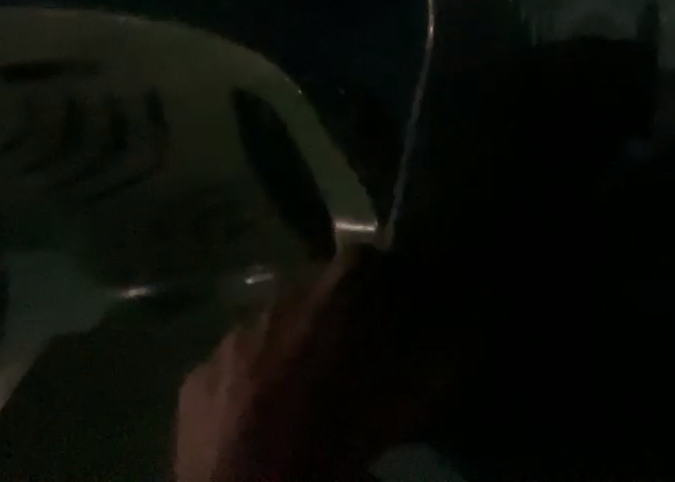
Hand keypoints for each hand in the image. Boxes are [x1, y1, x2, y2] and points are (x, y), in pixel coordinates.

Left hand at [174, 247, 458, 481]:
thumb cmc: (357, 416)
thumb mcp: (429, 368)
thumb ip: (457, 319)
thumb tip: (477, 288)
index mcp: (350, 276)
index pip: (383, 259)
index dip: (397, 286)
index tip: (407, 316)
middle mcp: (290, 287)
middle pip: (328, 288)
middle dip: (345, 311)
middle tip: (362, 352)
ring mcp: (236, 331)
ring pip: (280, 324)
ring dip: (299, 341)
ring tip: (314, 386)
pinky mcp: (196, 377)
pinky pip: (239, 365)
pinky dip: (257, 378)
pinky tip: (272, 411)